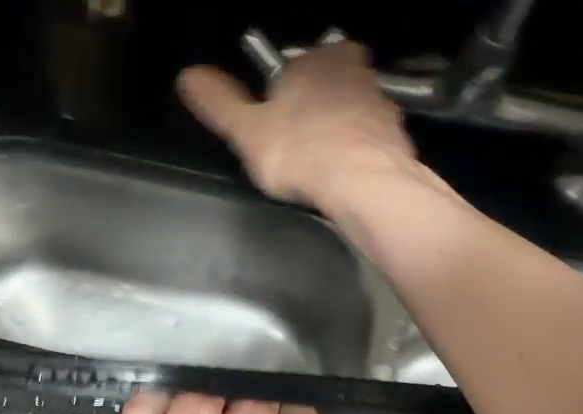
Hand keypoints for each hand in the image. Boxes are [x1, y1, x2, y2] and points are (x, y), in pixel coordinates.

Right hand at [178, 41, 414, 208]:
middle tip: (300, 137)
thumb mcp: (246, 131)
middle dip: (316, 101)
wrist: (364, 183)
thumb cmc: (300, 152)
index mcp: (312, 61)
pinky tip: (348, 170)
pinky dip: (360, 147)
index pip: (294, 64)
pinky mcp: (396, 131)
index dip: (283, 91)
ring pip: (353, 105)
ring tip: (324, 158)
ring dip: (341, 124)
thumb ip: (219, 103)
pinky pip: (371, 134)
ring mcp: (378, 98)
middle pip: (328, 79)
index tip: (275, 119)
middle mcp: (351, 68)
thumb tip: (187, 75)